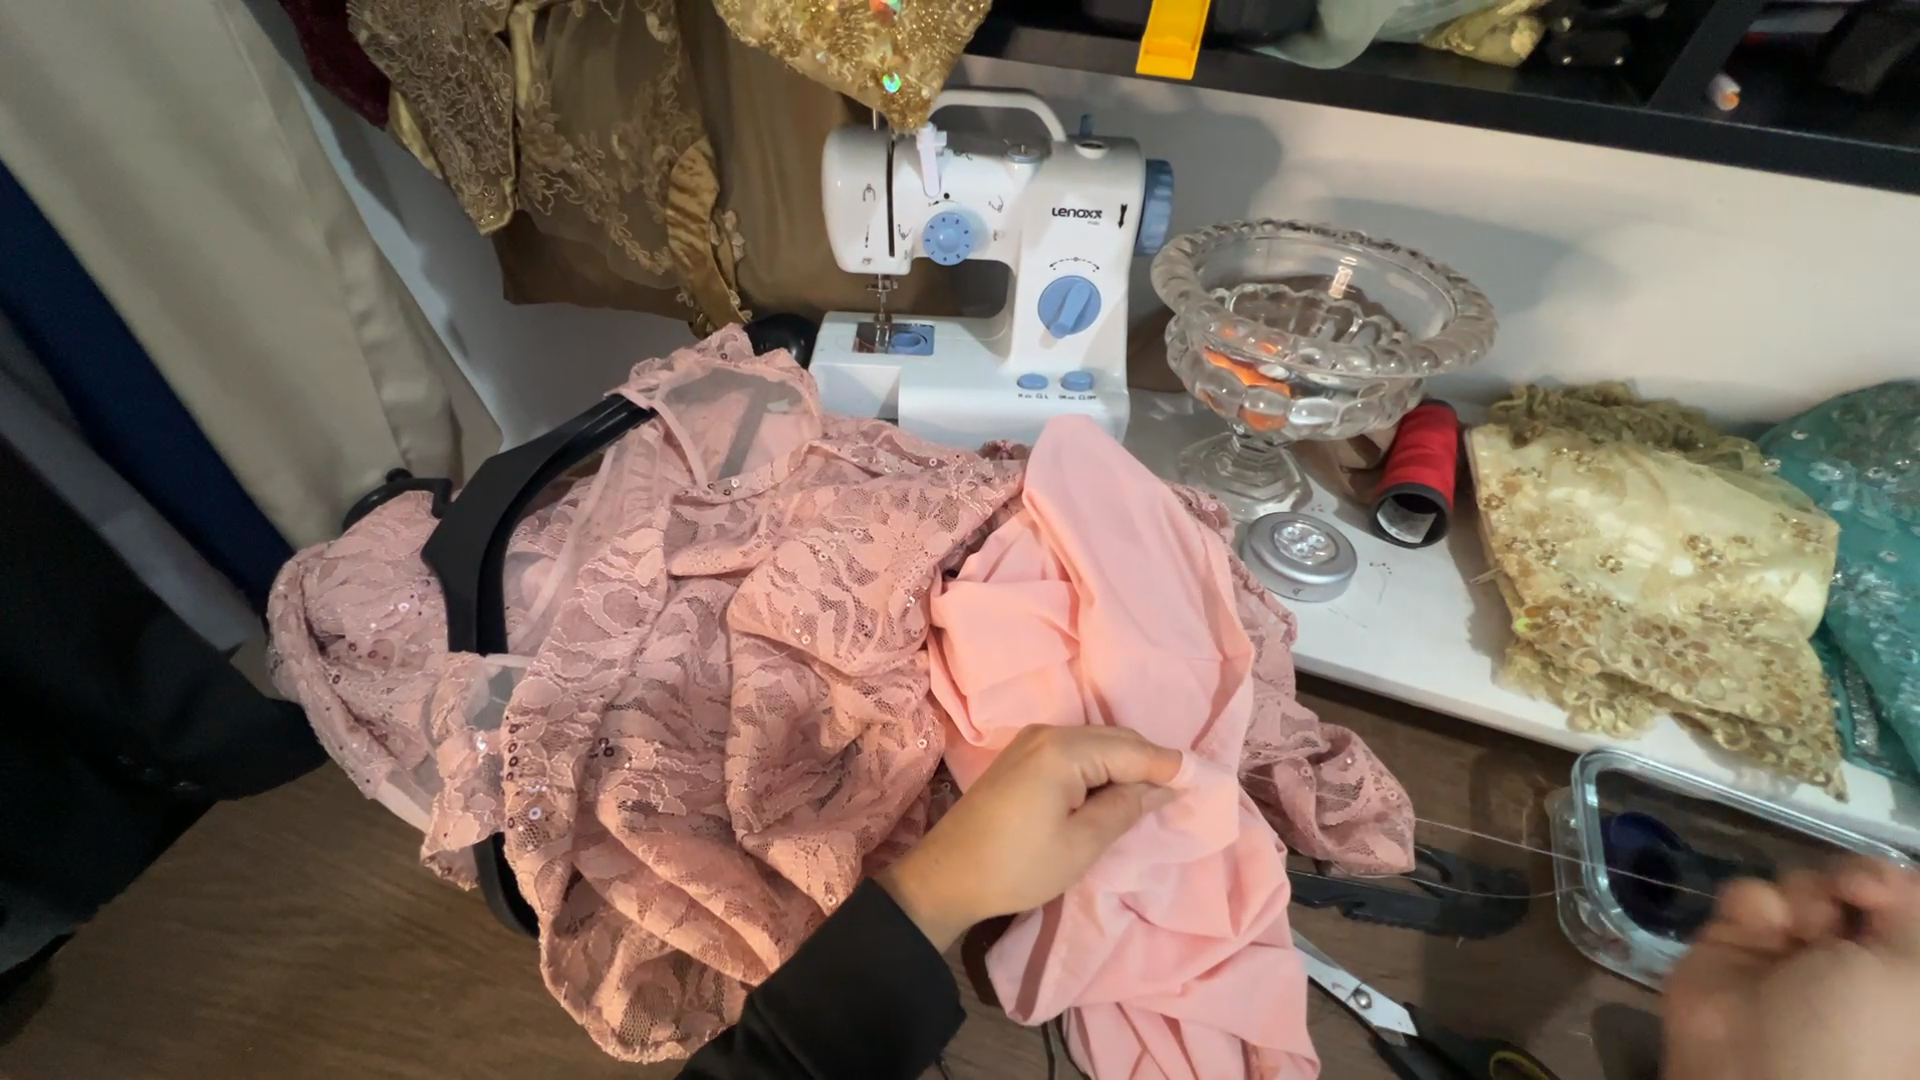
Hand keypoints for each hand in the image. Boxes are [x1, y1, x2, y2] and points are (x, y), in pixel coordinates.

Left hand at [876, 725, 1183, 950]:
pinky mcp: (1022, 755)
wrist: (947, 875)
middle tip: (1184, 791)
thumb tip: (1160, 786)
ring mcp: (1032, 741)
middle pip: (1116, 739)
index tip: (1207, 780)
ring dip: (1125, 764)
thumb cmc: (1017, 866)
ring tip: (1154, 795)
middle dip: (1150, 762)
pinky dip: (1101, 766)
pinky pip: (1075, 751)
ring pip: (1096, 743)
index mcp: (1064, 750)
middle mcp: (1049, 733)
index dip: (1171, 766)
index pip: (1133, 751)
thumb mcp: (1081, 845)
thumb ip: (1124, 808)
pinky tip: (1113, 790)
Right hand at [1663, 857, 1919, 1079]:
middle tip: (1847, 895)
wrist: (1761, 1062)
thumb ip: (1910, 908)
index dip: (1894, 882)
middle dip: (1847, 883)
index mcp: (1912, 971)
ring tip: (1795, 932)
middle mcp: (1865, 958)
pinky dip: (1753, 906)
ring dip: (1800, 898)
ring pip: (1801, 886)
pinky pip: (1749, 895)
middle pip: (1854, 886)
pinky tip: (1755, 928)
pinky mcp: (1741, 937)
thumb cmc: (1862, 1029)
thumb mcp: (1912, 973)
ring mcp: (1800, 947)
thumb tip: (1877, 872)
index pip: (1910, 902)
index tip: (1876, 886)